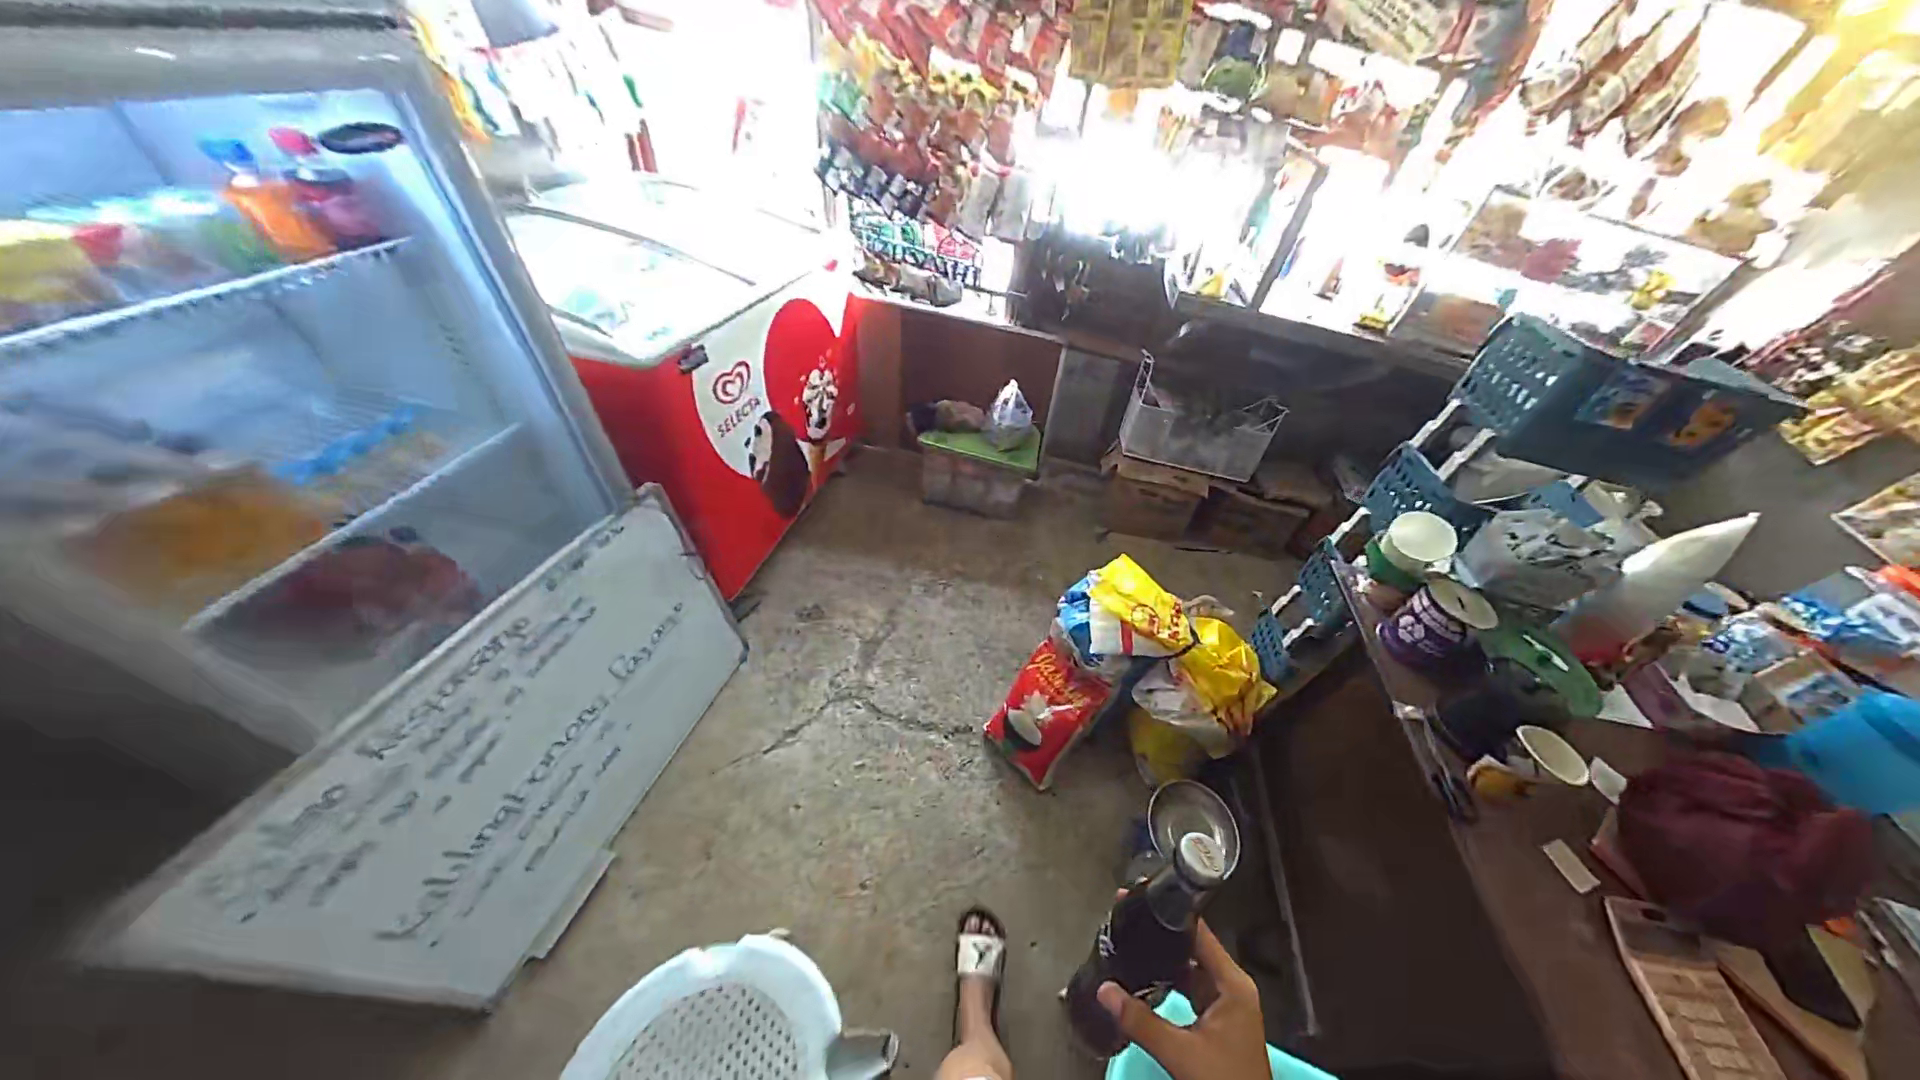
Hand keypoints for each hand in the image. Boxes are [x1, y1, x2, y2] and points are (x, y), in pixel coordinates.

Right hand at [1096, 918, 1267, 1079]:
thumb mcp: (1180, 1053)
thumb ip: (1140, 1021)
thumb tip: (1103, 990)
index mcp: (1232, 983)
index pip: (1199, 932)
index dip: (1171, 913)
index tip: (1141, 897)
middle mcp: (1231, 985)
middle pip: (1193, 945)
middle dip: (1160, 932)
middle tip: (1127, 916)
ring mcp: (1226, 1002)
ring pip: (1189, 965)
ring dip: (1162, 955)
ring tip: (1130, 937)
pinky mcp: (1217, 1017)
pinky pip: (1189, 985)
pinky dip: (1168, 977)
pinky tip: (1143, 972)